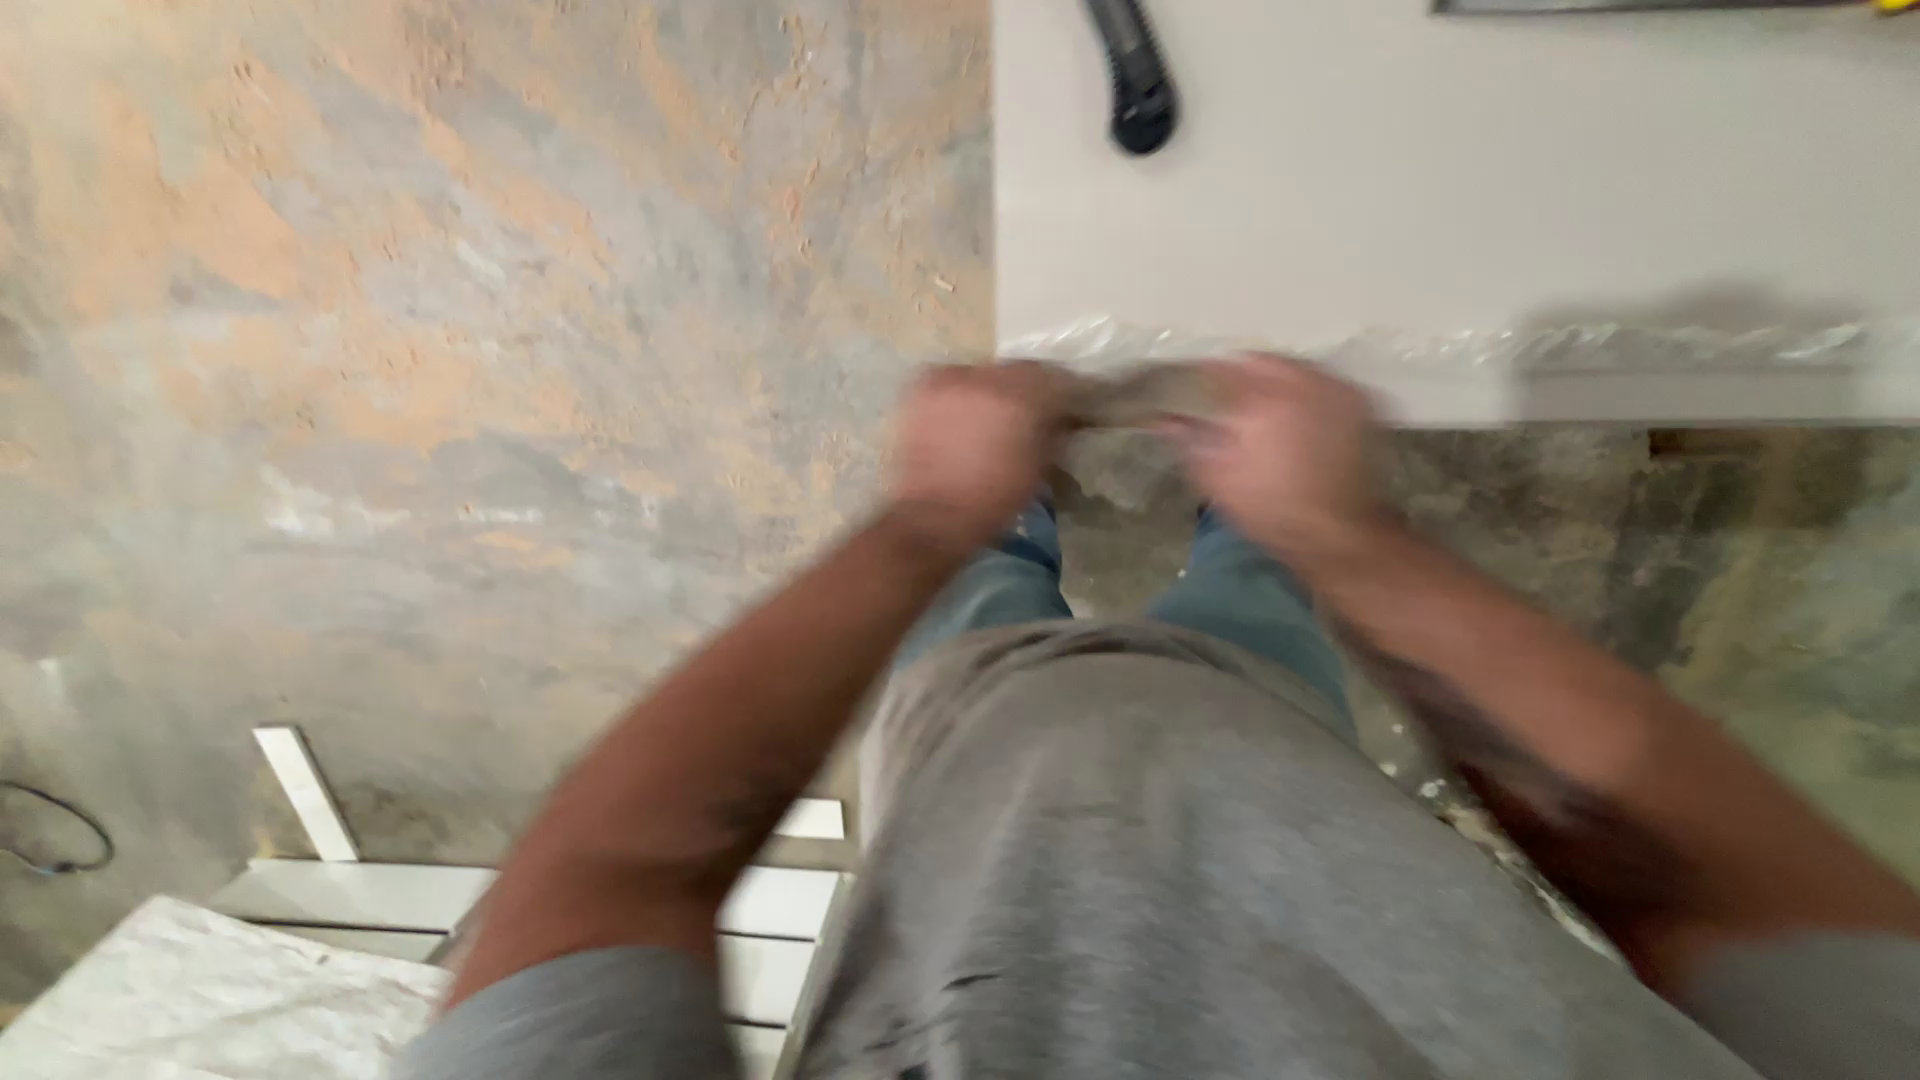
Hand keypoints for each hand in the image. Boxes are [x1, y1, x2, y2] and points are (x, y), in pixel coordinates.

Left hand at [888, 361, 1067, 554]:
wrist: (933, 517)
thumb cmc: (993, 501)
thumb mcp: (1039, 468)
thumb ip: (1055, 433)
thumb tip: (1064, 418)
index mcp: (1024, 398)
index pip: (1059, 378)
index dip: (1069, 394)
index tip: (1073, 409)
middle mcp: (988, 377)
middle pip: (1021, 371)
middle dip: (1032, 390)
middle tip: (1035, 413)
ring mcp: (951, 377)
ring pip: (986, 373)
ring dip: (996, 390)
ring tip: (997, 416)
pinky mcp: (923, 386)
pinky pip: (954, 380)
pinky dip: (964, 393)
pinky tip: (966, 415)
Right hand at [1170, 353, 1386, 559]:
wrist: (1336, 531)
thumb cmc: (1268, 511)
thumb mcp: (1216, 481)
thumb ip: (1188, 441)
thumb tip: (1162, 418)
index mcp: (1260, 401)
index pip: (1220, 369)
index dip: (1200, 378)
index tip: (1190, 392)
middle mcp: (1300, 383)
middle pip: (1258, 361)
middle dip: (1239, 376)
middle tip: (1226, 400)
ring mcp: (1334, 388)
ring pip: (1291, 366)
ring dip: (1272, 379)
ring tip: (1260, 406)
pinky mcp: (1357, 400)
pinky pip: (1320, 379)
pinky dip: (1302, 388)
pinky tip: (1293, 412)